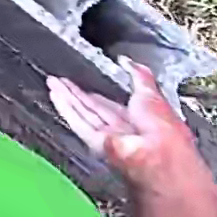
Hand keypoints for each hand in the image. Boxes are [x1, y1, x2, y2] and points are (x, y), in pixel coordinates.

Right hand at [46, 60, 216, 205]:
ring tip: (52, 83)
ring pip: (82, 113)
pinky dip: (65, 108)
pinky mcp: (96, 143)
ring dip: (66, 97)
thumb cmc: (164, 129)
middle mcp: (122, 130)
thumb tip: (127, 61)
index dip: (97, 94)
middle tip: (59, 80)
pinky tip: (55, 96)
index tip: (83, 84)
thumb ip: (139, 76)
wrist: (159, 155)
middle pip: (93, 109)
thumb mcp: (152, 94)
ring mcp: (108, 137)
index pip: (113, 105)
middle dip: (75, 94)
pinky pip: (78, 123)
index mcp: (140, 119)